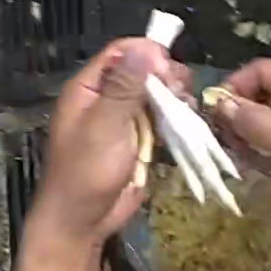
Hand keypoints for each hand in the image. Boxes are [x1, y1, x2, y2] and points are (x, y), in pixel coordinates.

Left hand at [28, 37, 186, 251]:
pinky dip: (176, 116)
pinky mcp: (140, 138)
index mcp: (89, 88)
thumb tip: (146, 48)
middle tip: (180, 91)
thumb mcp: (105, 126)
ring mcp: (125, 118)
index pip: (121, 52)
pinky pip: (162, 117)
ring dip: (175, 96)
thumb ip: (125, 87)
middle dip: (166, 75)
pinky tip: (187, 120)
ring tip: (186, 107)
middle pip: (143, 69)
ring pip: (157, 93)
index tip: (168, 70)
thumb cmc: (86, 172)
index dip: (147, 54)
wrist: (83, 221)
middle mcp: (106, 97)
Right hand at [213, 58, 270, 226]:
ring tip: (243, 156)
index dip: (234, 88)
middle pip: (267, 87)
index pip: (262, 69)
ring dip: (255, 130)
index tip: (214, 116)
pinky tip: (263, 161)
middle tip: (227, 141)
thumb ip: (254, 120)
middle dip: (243, 112)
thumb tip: (220, 104)